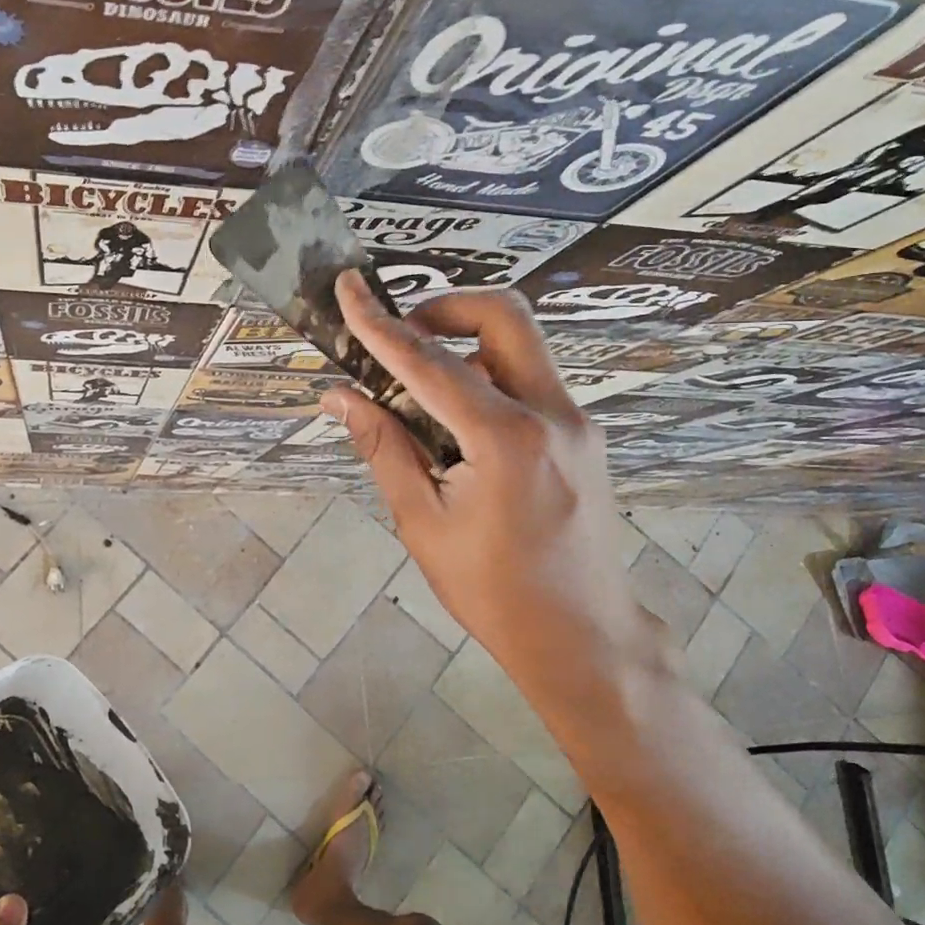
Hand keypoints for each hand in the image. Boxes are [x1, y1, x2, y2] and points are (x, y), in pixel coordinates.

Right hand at [319, 271, 650, 681]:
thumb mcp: (423, 522)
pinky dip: (488, 378)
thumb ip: (384, 447)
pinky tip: (459, 425)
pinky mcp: (584, 435)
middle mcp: (552, 413)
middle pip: (503, 315)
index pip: (431, 362)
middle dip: (444, 309)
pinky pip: (531, 381)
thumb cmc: (492, 590)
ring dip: (466, 345)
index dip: (380, 324)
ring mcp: (577, 421)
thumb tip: (340, 396)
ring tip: (421, 392)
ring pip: (520, 345)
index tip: (348, 289)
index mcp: (505, 438)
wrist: (582, 635)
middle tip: (400, 338)